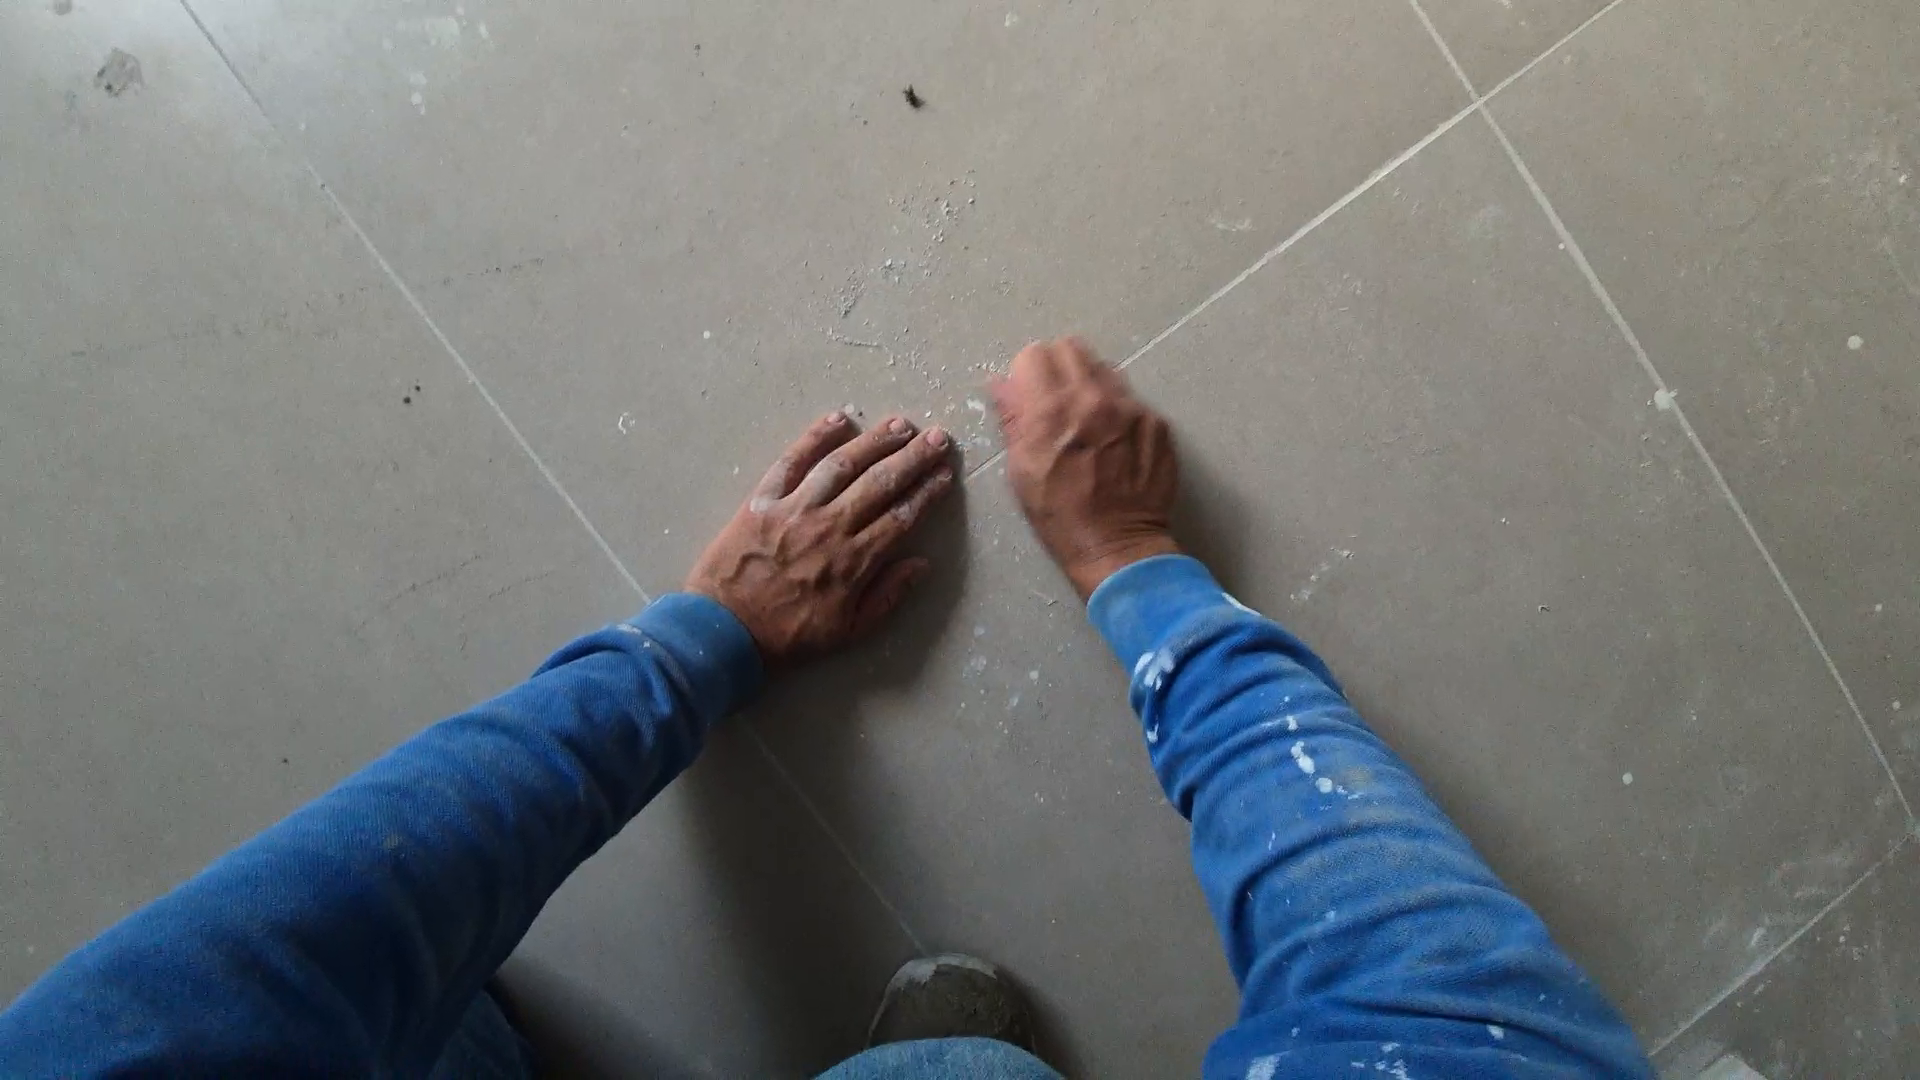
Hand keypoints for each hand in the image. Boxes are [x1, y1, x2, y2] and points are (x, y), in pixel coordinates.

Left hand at [686, 412, 955, 663]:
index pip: (902, 516)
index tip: (945, 472)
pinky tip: (838, 419)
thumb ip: (888, 596)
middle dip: (913, 458)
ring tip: (899, 424)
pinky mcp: (763, 499)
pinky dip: (815, 437)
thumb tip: (921, 563)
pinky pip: (792, 461)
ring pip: (842, 464)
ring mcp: (795, 509)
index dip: (927, 492)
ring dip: (874, 441)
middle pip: (880, 482)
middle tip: (936, 437)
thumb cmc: (790, 634)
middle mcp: (830, 526)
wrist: (724, 631)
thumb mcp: (849, 631)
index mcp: (855, 560)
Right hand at [991, 337, 1179, 600]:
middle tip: (1056, 401)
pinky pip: (1130, 397)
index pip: (1034, 354)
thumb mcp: (1020, 471)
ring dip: (1089, 384)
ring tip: (1087, 420)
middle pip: (1071, 348)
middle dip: (1057, 369)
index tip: (1027, 396)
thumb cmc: (1059, 515)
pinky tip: (1114, 442)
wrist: (1117, 546)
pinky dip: (1117, 410)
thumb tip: (1002, 384)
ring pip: (1103, 368)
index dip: (1026, 374)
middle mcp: (1094, 398)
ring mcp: (1131, 408)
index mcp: (1052, 411)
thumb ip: (1013, 419)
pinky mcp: (1157, 422)